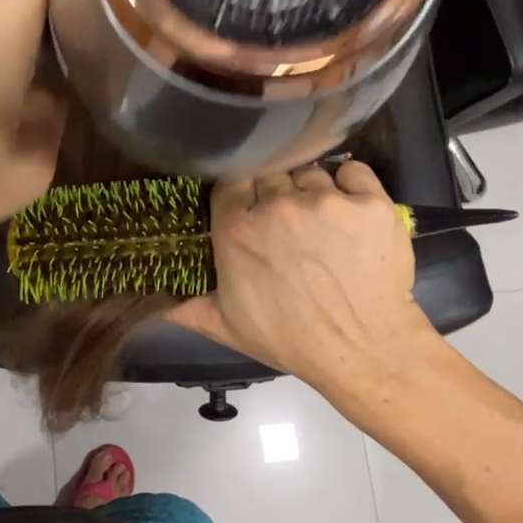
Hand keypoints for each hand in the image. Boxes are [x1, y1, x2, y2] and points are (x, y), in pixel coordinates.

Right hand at [173, 161, 439, 391]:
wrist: (364, 351)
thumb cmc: (290, 340)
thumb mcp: (226, 326)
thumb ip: (185, 306)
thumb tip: (151, 305)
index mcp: (237, 228)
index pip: (232, 180)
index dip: (241, 193)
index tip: (249, 207)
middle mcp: (278, 205)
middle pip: (272, 173)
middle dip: (277, 193)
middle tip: (288, 224)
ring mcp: (327, 201)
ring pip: (311, 172)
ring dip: (313, 191)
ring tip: (322, 222)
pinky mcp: (370, 202)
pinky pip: (354, 171)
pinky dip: (351, 184)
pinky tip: (350, 209)